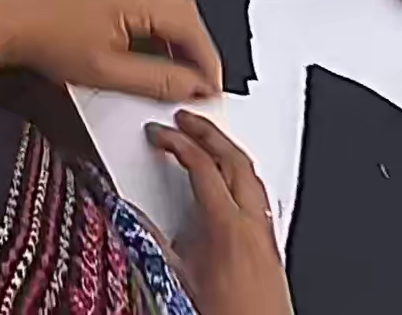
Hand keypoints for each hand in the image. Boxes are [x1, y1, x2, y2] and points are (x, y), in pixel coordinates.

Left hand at [0, 0, 222, 100]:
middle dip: (195, 43)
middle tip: (198, 79)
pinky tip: (150, 42)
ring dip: (176, 30)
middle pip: (181, 6)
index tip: (212, 86)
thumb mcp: (108, 72)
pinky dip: (156, 17)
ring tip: (176, 66)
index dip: (206, 58)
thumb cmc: (48, 41)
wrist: (8, 18)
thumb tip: (195, 86)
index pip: (188, 24)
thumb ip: (159, 79)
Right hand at [148, 111, 292, 314]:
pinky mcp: (272, 249)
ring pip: (250, 172)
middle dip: (206, 131)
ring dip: (226, 148)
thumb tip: (129, 216)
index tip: (158, 133)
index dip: (176, 142)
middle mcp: (251, 225)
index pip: (201, 164)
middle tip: (184, 120)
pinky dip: (240, 172)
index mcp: (228, 227)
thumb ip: (151, 241)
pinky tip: (229, 178)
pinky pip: (258, 193)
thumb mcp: (178, 281)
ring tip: (205, 138)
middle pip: (233, 158)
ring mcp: (265, 236)